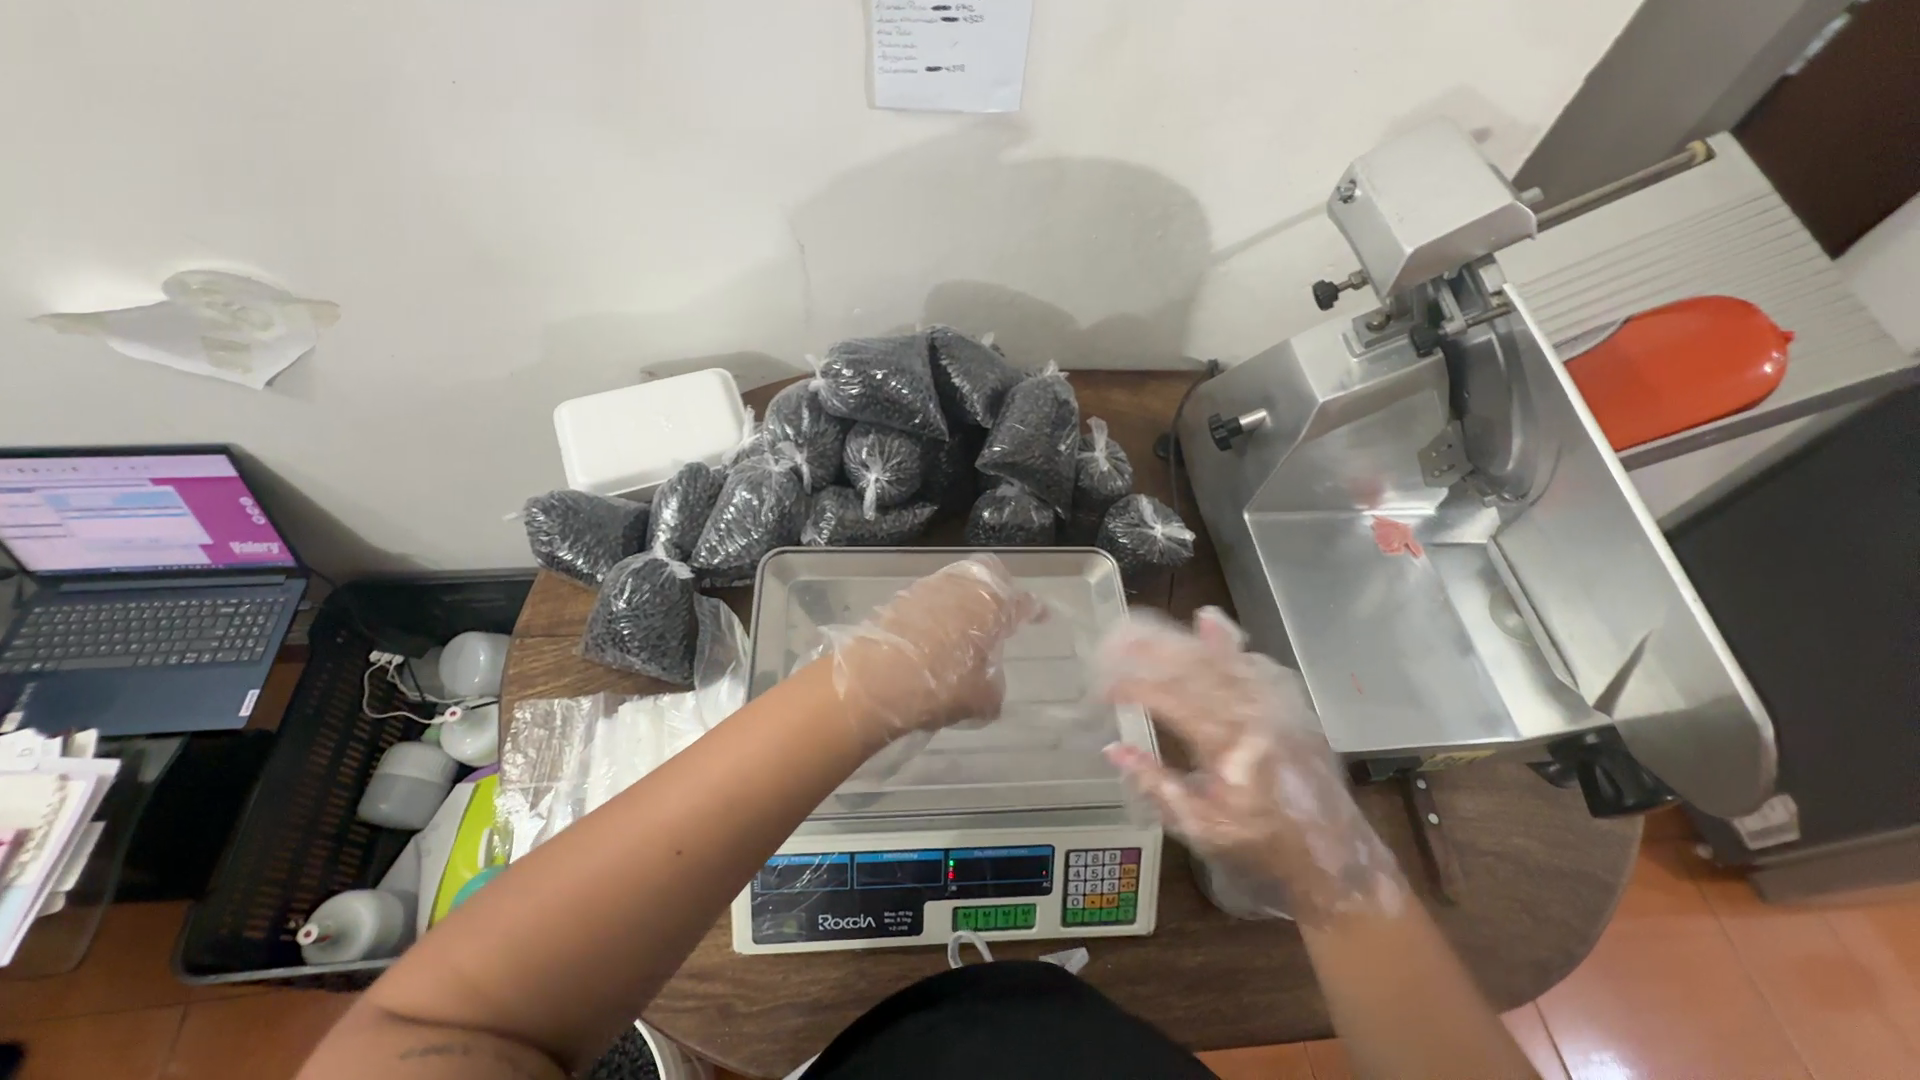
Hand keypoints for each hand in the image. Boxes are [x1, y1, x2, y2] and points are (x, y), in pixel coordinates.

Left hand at [822, 554, 1042, 746]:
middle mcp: (960, 587)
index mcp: (991, 605)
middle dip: (999, 586)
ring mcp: (926, 589)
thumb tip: (989, 686)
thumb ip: (993, 688)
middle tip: (1002, 608)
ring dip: (965, 598)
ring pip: (955, 582)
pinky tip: (934, 634)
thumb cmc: (940, 687)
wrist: (874, 682)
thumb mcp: (981, 700)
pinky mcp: (897, 600)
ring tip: (966, 624)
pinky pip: (927, 598)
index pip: (1021, 601)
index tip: (1039, 614)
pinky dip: (937, 610)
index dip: (1033, 609)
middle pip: (987, 572)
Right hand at [1096, 607, 1405, 923]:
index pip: (1168, 698)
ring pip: (1224, 658)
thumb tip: (1112, 749)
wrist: (1335, 858)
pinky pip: (1257, 664)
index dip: (1131, 687)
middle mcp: (1254, 713)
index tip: (1103, 689)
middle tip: (1116, 637)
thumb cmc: (1261, 846)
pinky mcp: (1295, 706)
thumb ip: (1154, 783)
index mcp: (1227, 744)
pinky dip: (1231, 646)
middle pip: (1194, 665)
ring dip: (1184, 639)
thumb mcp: (1198, 825)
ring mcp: (1278, 705)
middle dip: (1150, 647)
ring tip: (1151, 627)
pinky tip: (1212, 631)